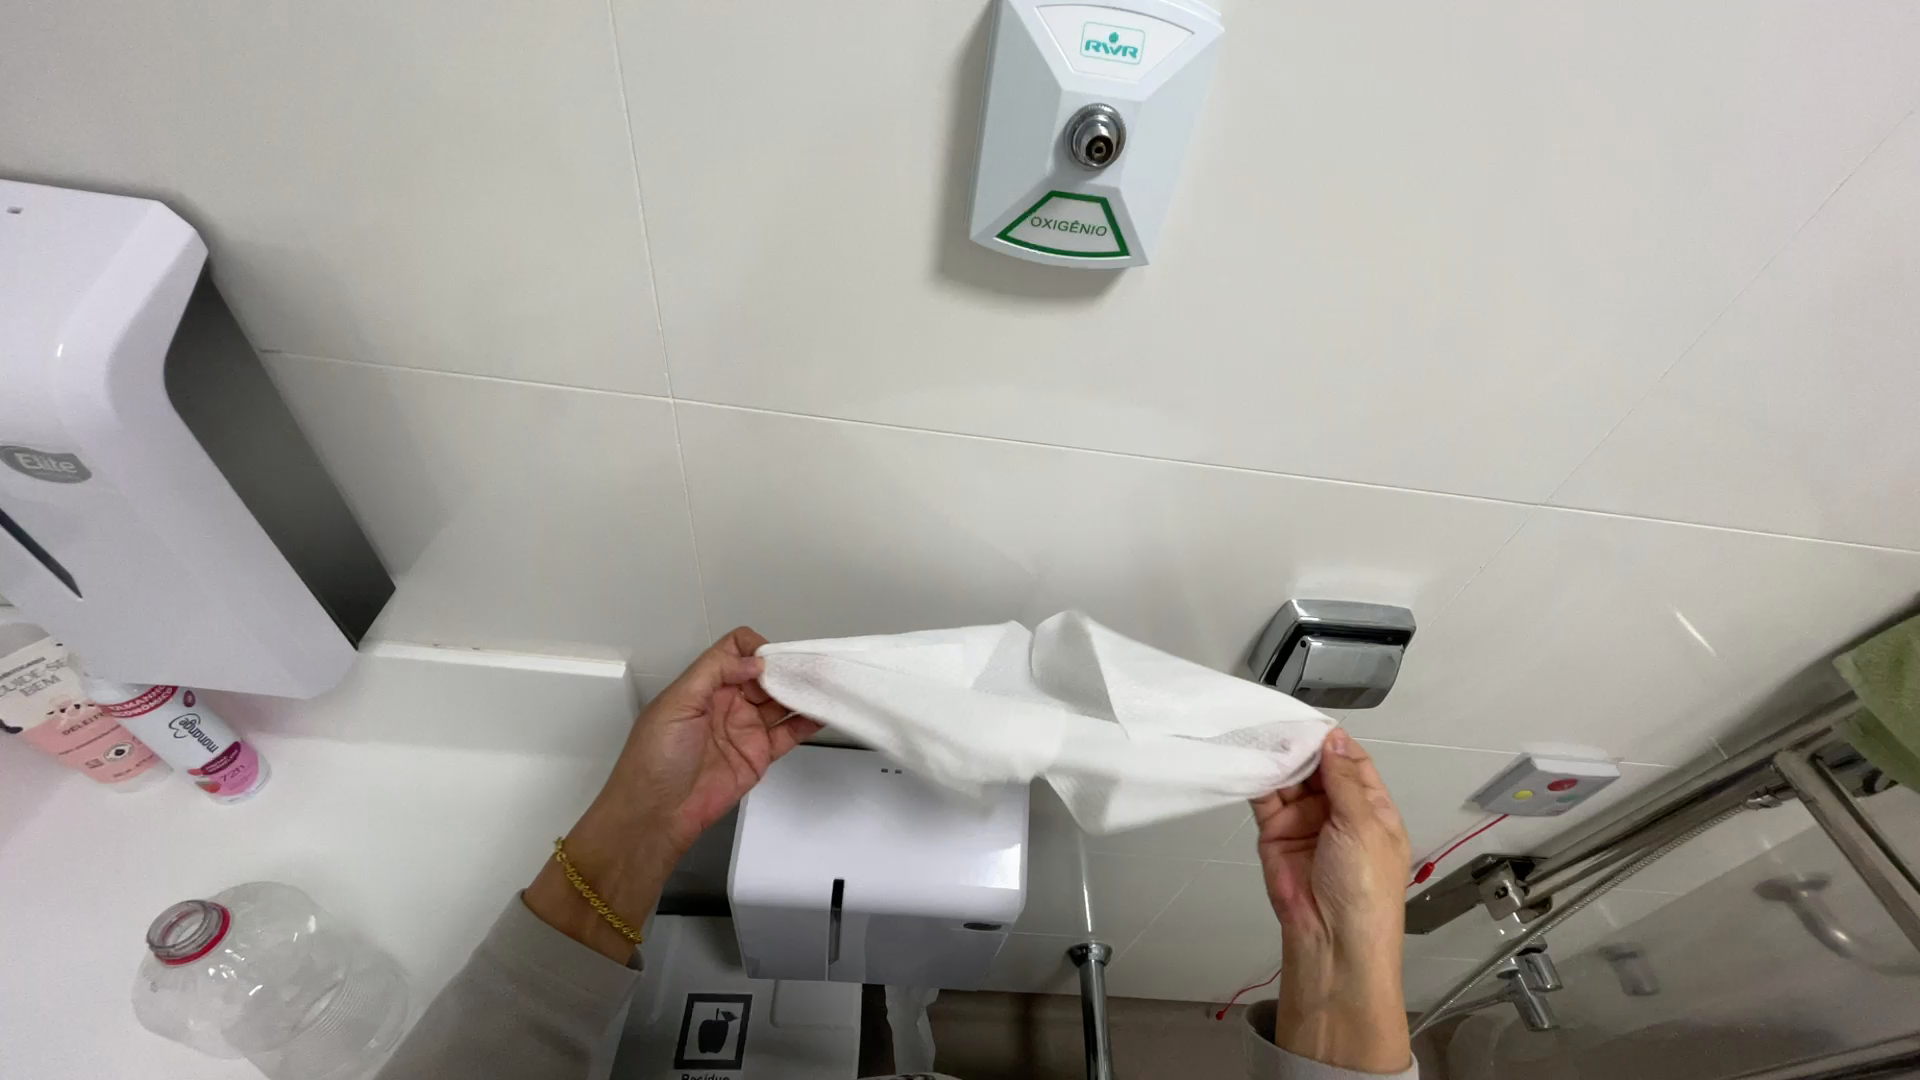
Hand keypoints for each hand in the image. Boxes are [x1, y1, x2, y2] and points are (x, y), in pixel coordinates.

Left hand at [525, 628, 820, 959]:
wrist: (655, 816)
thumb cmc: (656, 756)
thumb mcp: (677, 703)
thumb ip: (716, 672)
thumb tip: (757, 660)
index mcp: (706, 685)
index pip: (736, 650)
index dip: (756, 648)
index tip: (771, 660)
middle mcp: (729, 701)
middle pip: (765, 673)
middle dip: (787, 667)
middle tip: (812, 668)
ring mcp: (746, 728)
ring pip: (781, 701)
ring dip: (803, 691)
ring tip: (827, 685)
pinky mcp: (760, 754)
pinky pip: (789, 732)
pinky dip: (808, 721)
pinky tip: (824, 712)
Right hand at [1250, 730, 1412, 1072]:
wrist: (1330, 937)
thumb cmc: (1364, 886)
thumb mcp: (1364, 827)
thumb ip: (1343, 779)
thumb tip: (1332, 738)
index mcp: (1370, 807)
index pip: (1351, 761)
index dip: (1332, 740)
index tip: (1309, 719)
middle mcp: (1336, 809)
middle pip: (1316, 764)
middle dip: (1299, 744)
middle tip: (1275, 719)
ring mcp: (1303, 818)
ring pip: (1288, 776)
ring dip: (1276, 756)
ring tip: (1257, 731)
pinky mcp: (1273, 828)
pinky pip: (1264, 794)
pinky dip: (1255, 775)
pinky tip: (1247, 755)